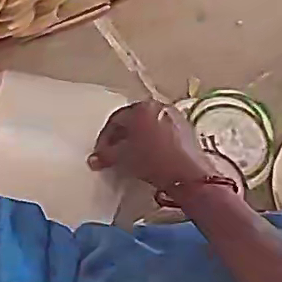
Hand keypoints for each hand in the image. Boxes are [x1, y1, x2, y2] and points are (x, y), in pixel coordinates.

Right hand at [88, 100, 221, 188]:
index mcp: (140, 108)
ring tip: (131, 156)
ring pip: (148, 126)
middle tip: (113, 153)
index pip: (115, 120)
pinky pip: (162, 132)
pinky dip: (152, 142)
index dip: (104, 138)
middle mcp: (158, 106)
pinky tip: (149, 156)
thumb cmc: (152, 160)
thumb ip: (105, 155)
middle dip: (121, 137)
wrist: (188, 175)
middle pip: (133, 120)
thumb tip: (94, 159)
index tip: (100, 153)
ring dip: (137, 139)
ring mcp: (174, 116)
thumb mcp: (123, 158)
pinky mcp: (186, 129)